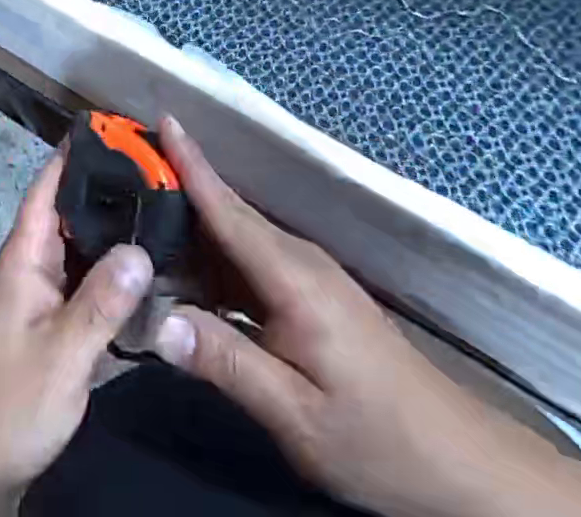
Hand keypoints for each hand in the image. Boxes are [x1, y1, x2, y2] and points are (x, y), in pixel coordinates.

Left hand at [0, 154, 151, 515]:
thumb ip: (102, 301)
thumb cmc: (17, 403)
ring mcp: (41, 294)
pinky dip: (113, 267)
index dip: (73, 157)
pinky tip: (147, 267)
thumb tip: (142, 246)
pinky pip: (86, 279)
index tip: (114, 132)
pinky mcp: (53, 319)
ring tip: (161, 208)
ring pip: (79, 246)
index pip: (46, 190)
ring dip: (111, 228)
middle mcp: (30, 266)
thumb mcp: (64, 352)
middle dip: (105, 189)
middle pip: (67, 213)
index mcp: (22, 259)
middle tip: (157, 171)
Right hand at [149, 117, 580, 516]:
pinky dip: (210, 263)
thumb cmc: (378, 438)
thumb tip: (155, 320)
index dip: (193, 164)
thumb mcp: (296, 415)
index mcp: (293, 280)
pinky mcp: (308, 296)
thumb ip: (226, 362)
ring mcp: (305, 277)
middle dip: (178, 188)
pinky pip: (247, 265)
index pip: (229, 210)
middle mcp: (297, 263)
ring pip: (235, 240)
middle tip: (123, 176)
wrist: (456, 460)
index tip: (163, 120)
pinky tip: (180, 276)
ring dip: (189, 230)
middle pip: (227, 215)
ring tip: (136, 221)